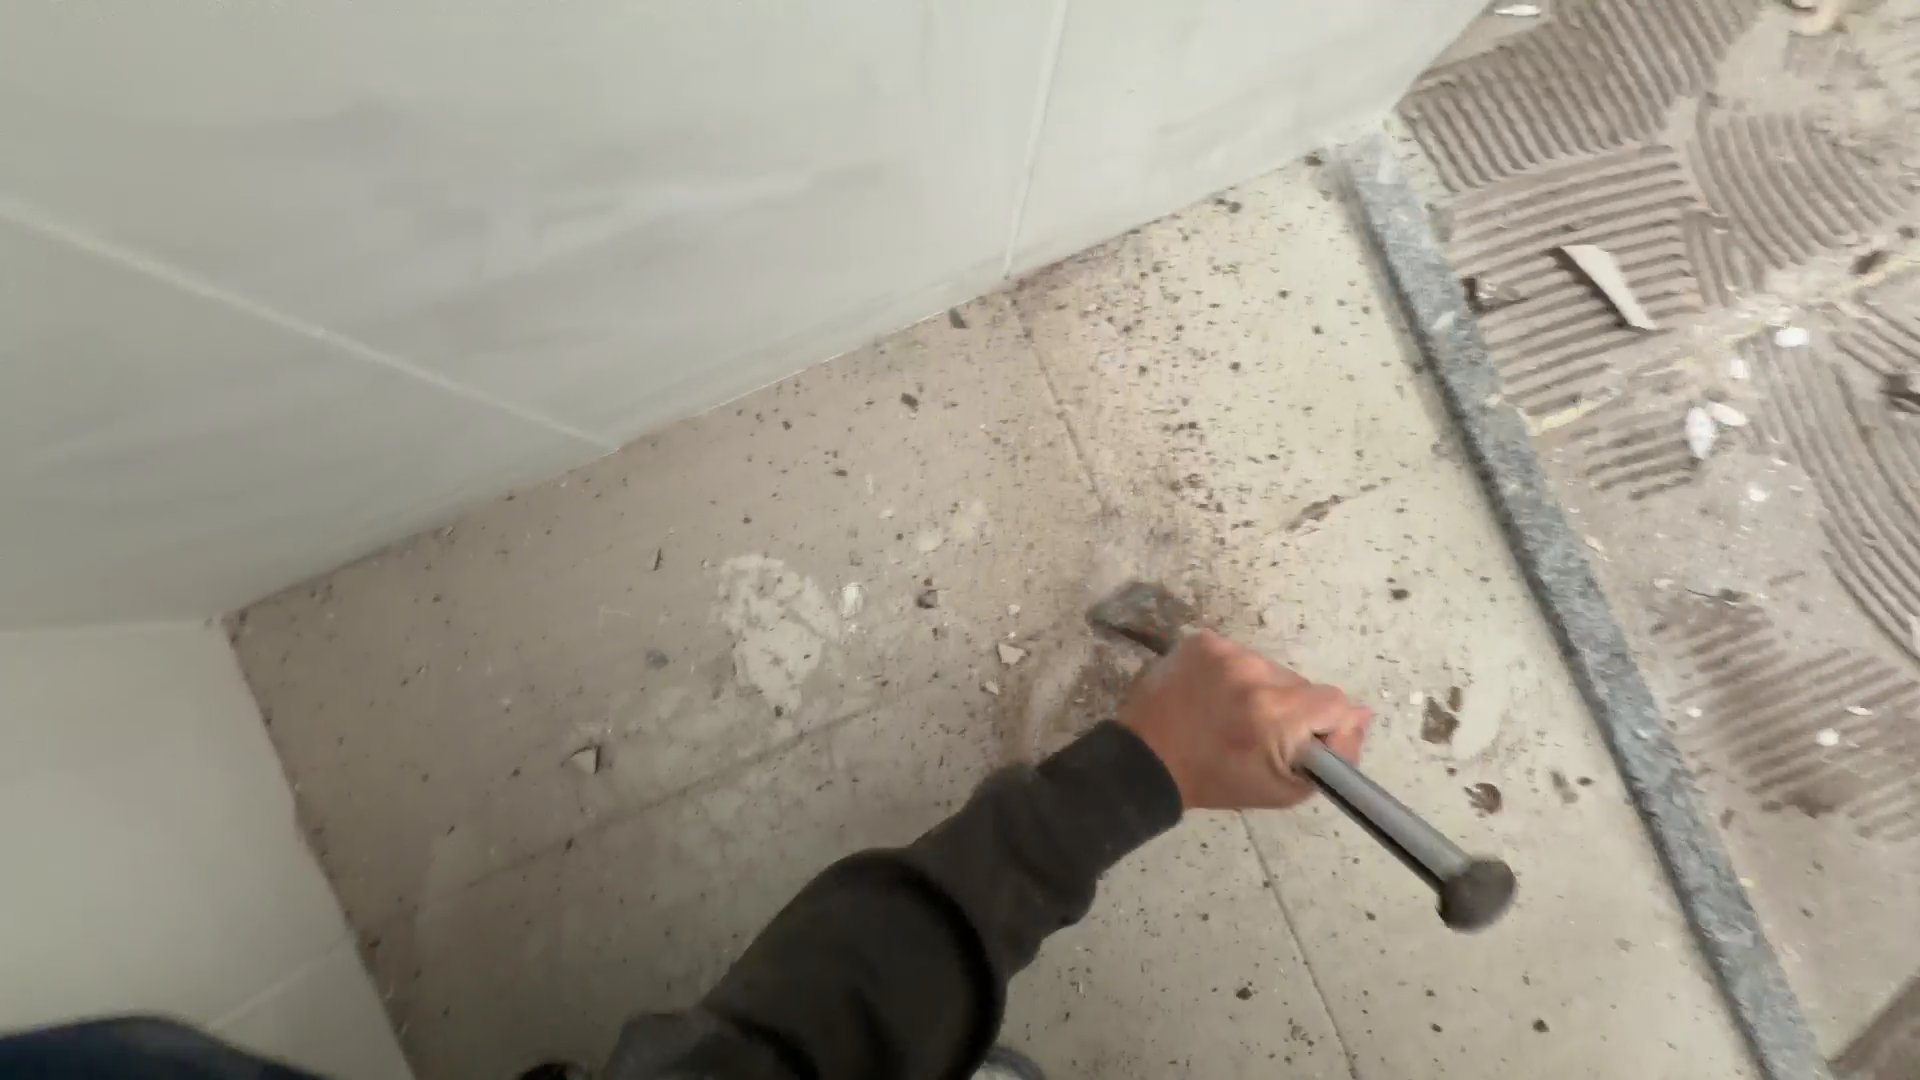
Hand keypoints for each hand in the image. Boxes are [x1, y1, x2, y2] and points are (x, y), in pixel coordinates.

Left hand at [1117, 630, 1371, 809]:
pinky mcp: (1202, 641)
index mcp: (1274, 713)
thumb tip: (1363, 715)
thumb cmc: (1216, 779)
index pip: (1334, 701)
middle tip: (1258, 731)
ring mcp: (1224, 652)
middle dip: (1291, 708)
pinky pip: (1240, 656)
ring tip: (1231, 713)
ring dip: (1262, 689)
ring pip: (1270, 668)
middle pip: (1300, 684)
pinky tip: (1214, 696)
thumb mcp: (1284, 787)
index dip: (1326, 724)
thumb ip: (1334, 756)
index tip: (1301, 740)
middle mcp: (1252, 673)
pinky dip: (1235, 674)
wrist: (1148, 757)